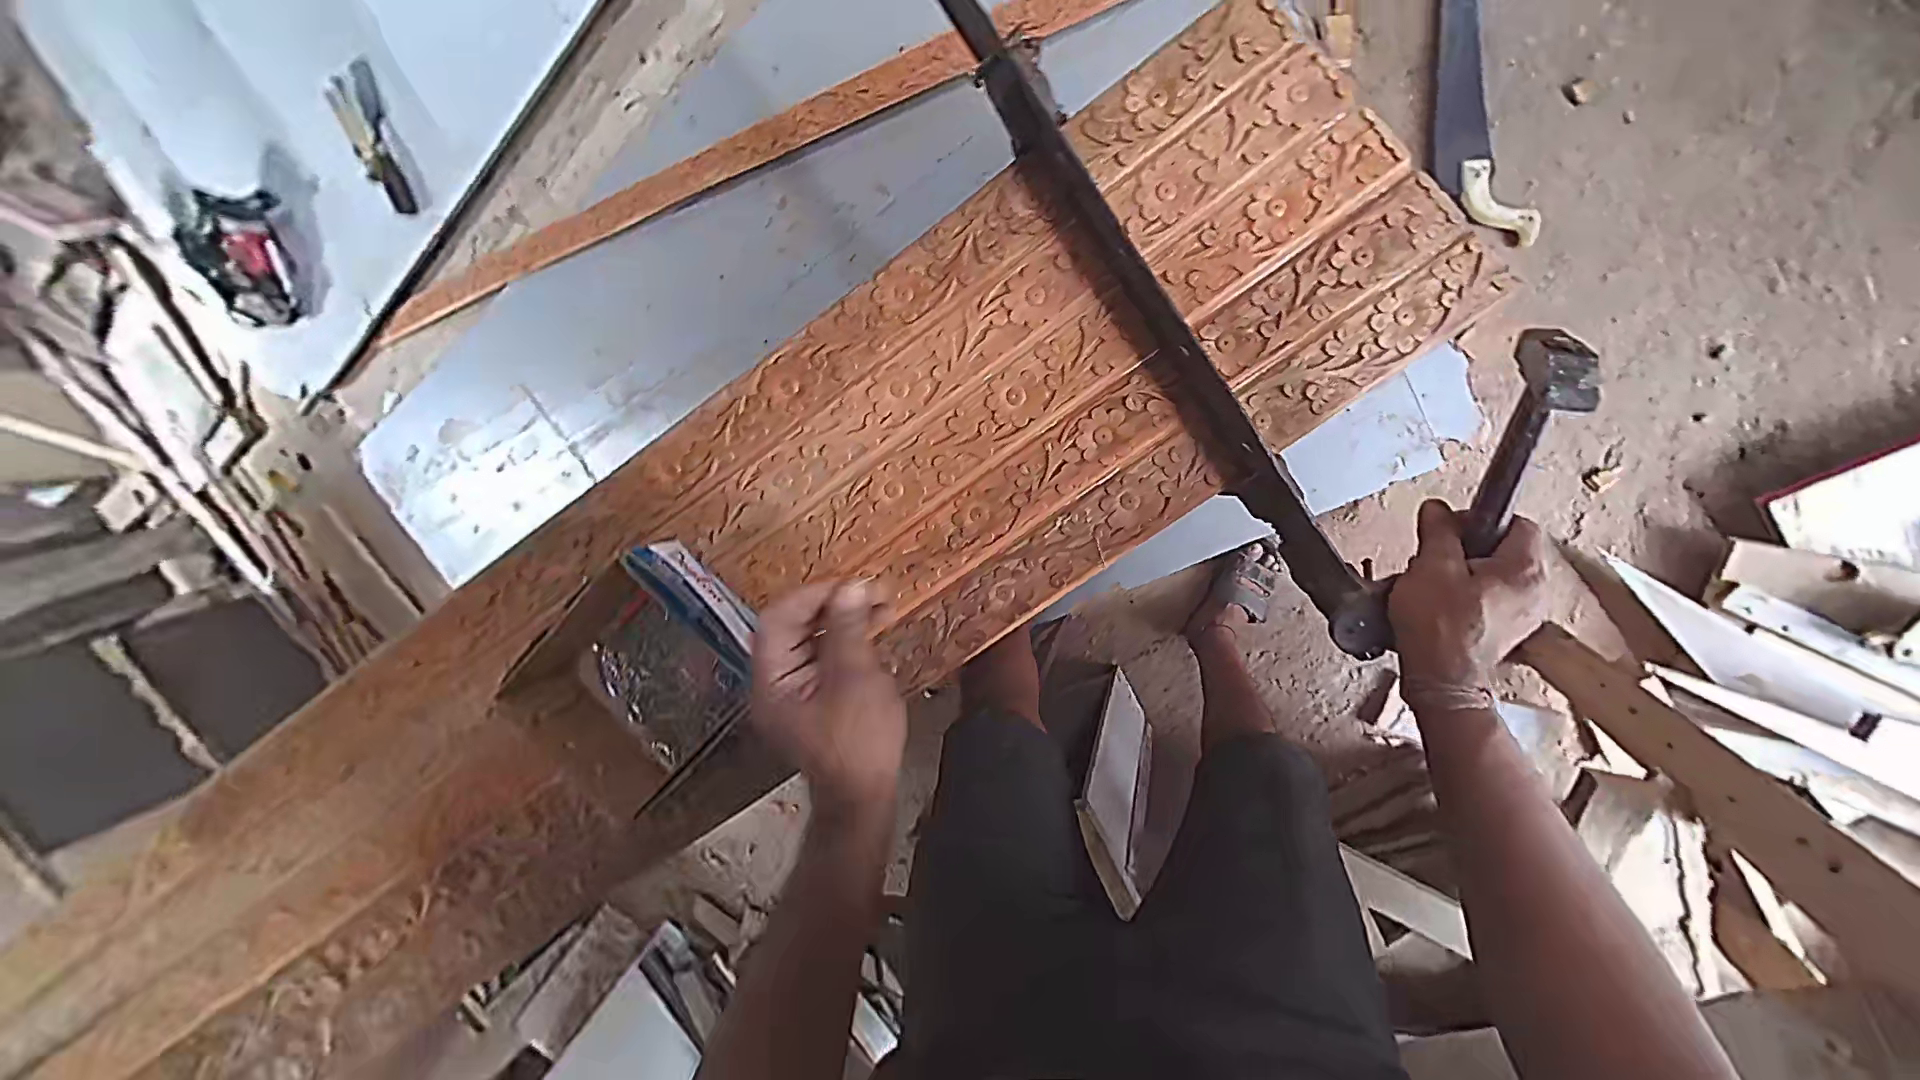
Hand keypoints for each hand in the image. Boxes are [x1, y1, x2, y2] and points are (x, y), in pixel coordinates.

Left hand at [751, 581, 906, 821]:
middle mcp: (774, 683)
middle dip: (831, 605)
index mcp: (772, 681)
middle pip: (792, 627)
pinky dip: (845, 640)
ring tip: (879, 606)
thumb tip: (850, 587)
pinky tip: (871, 630)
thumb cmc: (860, 742)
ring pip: (810, 640)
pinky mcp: (813, 697)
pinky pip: (823, 657)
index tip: (850, 585)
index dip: (812, 596)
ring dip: (842, 620)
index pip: (778, 620)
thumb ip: (848, 629)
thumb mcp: (856, 679)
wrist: (864, 798)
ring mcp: (793, 692)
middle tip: (870, 592)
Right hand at [1389, 500, 1549, 686]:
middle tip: (1435, 560)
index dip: (1478, 520)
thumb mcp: (1430, 566)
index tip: (1449, 530)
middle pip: (1504, 550)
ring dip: (1463, 573)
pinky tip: (1441, 605)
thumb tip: (1438, 510)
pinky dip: (1467, 595)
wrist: (1441, 678)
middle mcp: (1537, 591)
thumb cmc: (1438, 628)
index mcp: (1525, 570)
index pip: (1517, 523)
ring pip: (1495, 574)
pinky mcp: (1508, 630)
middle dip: (1466, 549)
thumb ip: (1439, 532)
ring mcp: (1525, 614)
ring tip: (1434, 584)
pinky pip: (1490, 598)